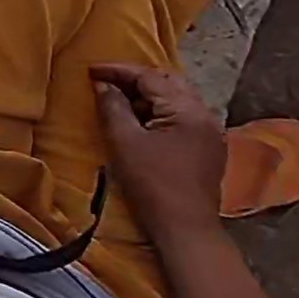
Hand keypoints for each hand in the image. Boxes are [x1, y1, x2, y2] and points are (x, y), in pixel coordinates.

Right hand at [90, 62, 225, 239]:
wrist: (184, 227)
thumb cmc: (151, 182)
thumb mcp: (124, 140)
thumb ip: (113, 107)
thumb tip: (103, 85)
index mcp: (188, 111)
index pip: (151, 77)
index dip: (118, 70)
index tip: (90, 70)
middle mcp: (204, 115)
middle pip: (168, 82)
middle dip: (135, 78)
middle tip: (105, 80)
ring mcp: (208, 132)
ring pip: (175, 98)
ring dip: (146, 94)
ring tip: (117, 98)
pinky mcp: (205, 147)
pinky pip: (179, 115)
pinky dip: (156, 109)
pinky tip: (138, 118)